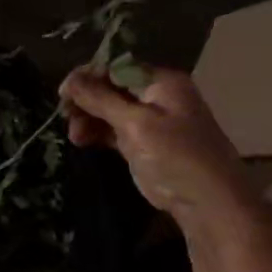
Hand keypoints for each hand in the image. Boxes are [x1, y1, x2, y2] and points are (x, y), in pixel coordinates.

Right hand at [59, 64, 257, 223]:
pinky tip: (82, 141)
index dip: (87, 77)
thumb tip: (70, 80)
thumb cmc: (175, 156)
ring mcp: (151, 121)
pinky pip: (114, 130)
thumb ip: (101, 99)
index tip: (62, 94)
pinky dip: (97, 133)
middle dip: (85, 100)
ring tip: (74, 137)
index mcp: (162, 82)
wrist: (208, 203)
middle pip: (111, 88)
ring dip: (88, 118)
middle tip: (65, 117)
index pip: (116, 67)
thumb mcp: (135, 124)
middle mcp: (157, 96)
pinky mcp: (144, 144)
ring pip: (110, 110)